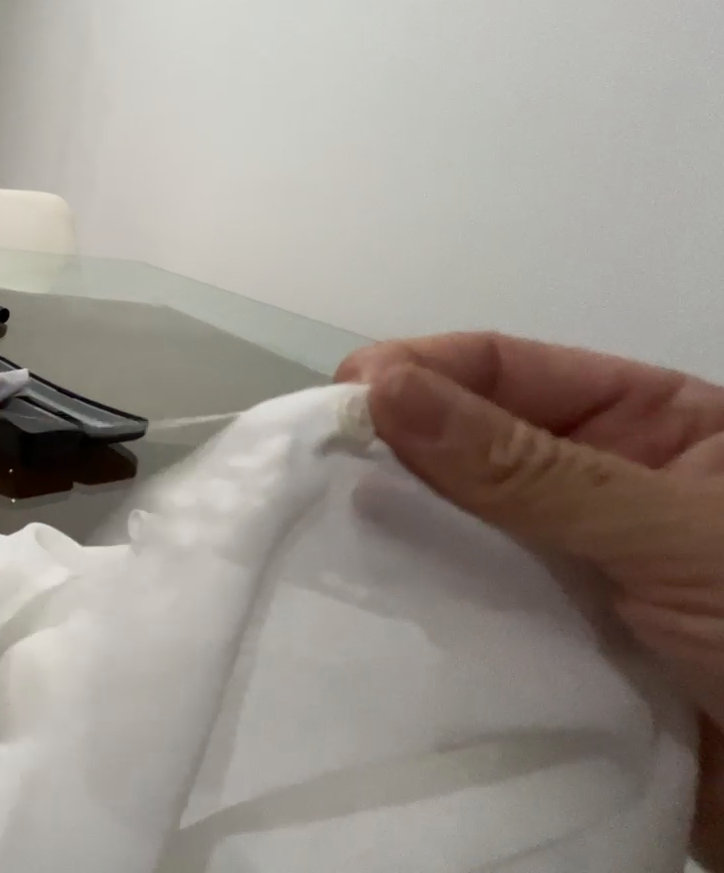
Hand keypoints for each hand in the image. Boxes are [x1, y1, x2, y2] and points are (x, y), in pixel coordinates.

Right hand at [336, 332, 723, 863]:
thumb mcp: (678, 537)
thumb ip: (528, 467)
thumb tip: (383, 389)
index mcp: (646, 424)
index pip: (499, 366)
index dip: (414, 370)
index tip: (341, 401)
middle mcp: (585, 478)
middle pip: (452, 433)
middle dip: (382, 443)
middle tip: (309, 465)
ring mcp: (547, 551)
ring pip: (437, 508)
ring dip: (382, 514)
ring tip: (316, 521)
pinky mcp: (520, 621)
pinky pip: (442, 581)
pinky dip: (399, 579)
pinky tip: (355, 577)